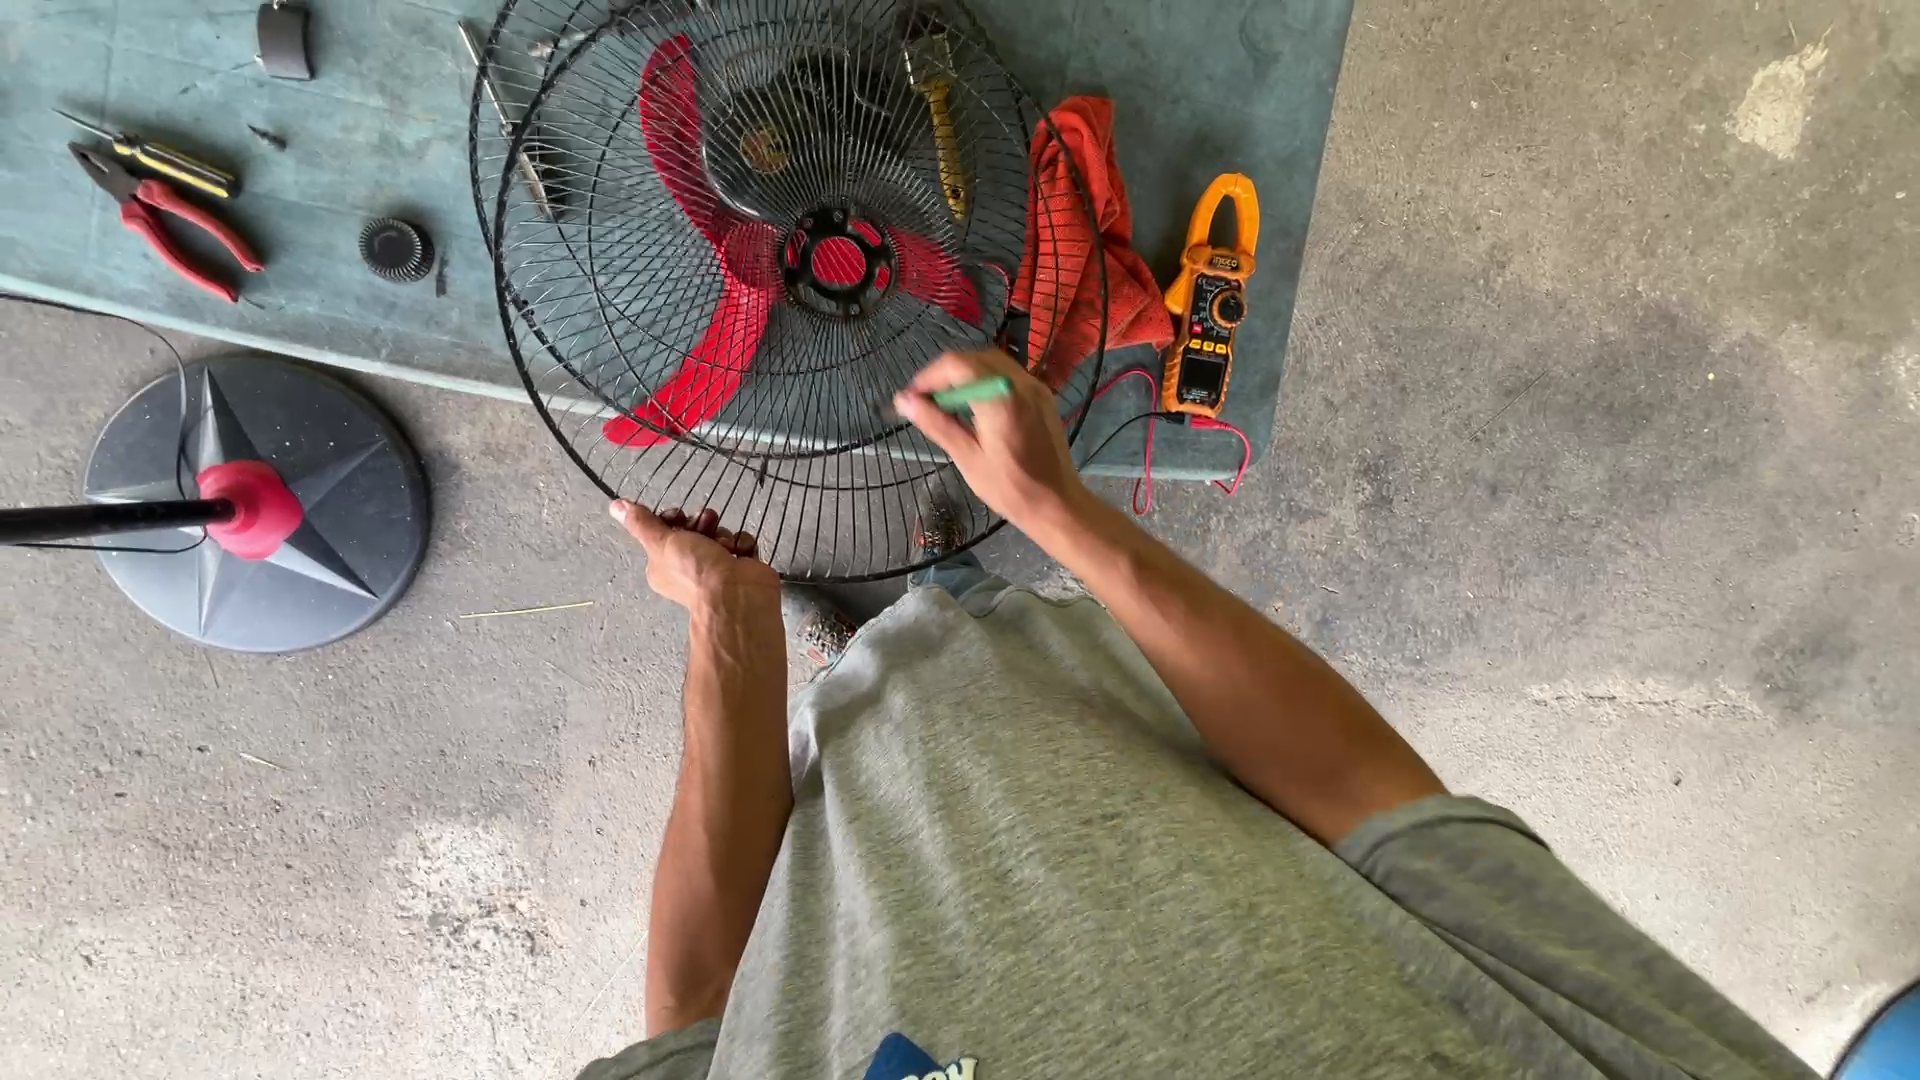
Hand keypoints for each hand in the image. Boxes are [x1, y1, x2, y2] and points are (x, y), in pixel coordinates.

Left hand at [610, 500, 779, 611]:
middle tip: (705, 524)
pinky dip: (742, 544)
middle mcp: (688, 569)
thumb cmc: (694, 571)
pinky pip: (740, 544)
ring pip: (718, 535)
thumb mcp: (660, 543)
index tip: (679, 516)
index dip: (672, 519)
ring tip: (725, 544)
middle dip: (700, 524)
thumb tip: (615, 505)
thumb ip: (641, 523)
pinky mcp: (740, 568)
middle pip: (693, 531)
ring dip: (722, 534)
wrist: (736, 594)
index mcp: (662, 566)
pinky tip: (739, 551)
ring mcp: (716, 569)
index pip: (665, 532)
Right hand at [893, 349, 1091, 531]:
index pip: (957, 366)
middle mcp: (1021, 384)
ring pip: (991, 363)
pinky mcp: (1042, 396)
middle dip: (945, 374)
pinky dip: (984, 381)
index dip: (929, 376)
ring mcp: (1035, 387)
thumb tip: (904, 401)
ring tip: (947, 404)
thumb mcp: (968, 458)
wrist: (1057, 504)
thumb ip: (937, 424)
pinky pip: (1007, 375)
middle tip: (927, 401)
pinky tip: (974, 406)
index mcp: (1001, 400)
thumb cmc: (1010, 489)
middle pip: (974, 358)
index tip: (912, 398)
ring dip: (964, 376)